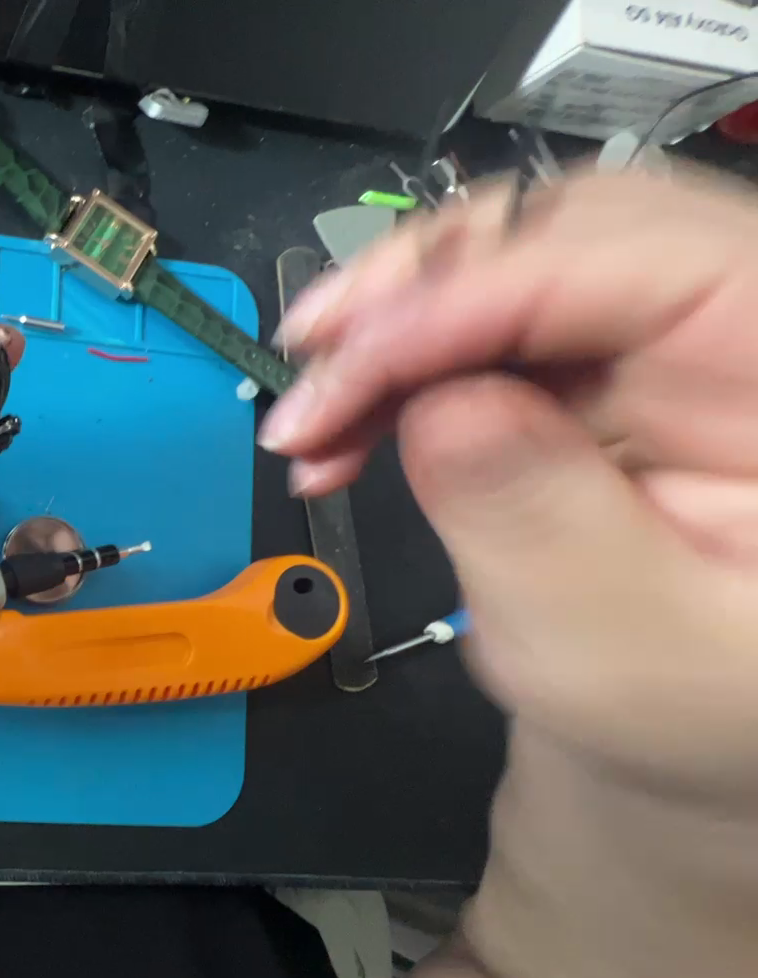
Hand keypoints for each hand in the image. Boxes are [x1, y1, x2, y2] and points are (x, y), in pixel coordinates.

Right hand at [258, 168, 757, 800]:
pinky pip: (467, 325)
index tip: (331, 376)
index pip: (637, 265)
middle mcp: (750, 327)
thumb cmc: (675, 696)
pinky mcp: (597, 362)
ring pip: (503, 264)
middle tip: (303, 368)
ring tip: (306, 426)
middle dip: (406, 292)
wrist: (682, 710)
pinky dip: (382, 370)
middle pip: (567, 228)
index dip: (461, 299)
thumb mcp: (608, 632)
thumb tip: (439, 405)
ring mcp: (671, 337)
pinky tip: (336, 431)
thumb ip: (531, 512)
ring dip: (378, 335)